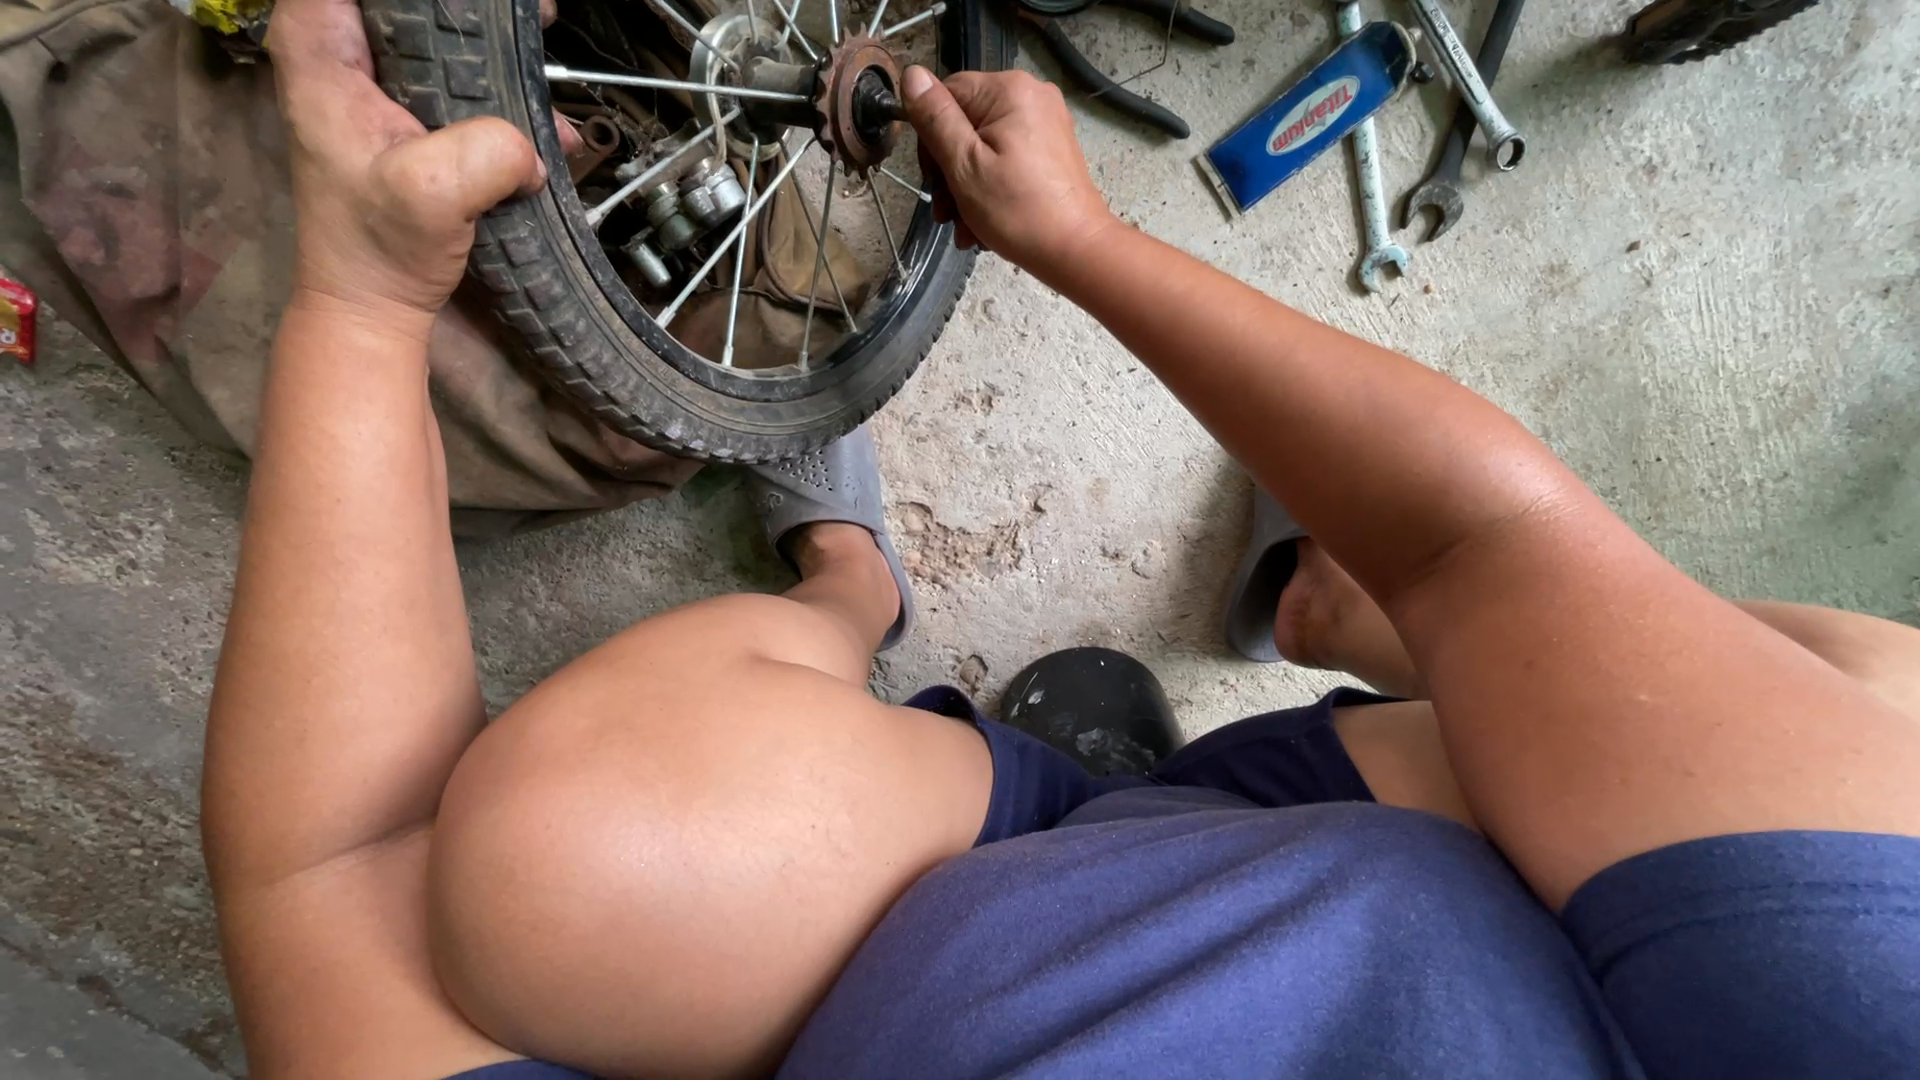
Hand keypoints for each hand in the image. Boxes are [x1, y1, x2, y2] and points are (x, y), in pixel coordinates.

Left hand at [267, 0, 548, 326]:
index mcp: (324, 48)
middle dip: (479, 15)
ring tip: (547, 83)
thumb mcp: (429, 192)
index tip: (489, 5)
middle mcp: (354, 58)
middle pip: (419, 9)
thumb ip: (485, 153)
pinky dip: (514, 109)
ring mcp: (393, 97)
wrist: (381, 303)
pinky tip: (550, 132)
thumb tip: (535, 151)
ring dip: (506, 66)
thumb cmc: (378, 247)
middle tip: (535, 16)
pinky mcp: (427, 132)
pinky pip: (475, 98)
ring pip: (452, 48)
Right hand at [902, 67, 1116, 275]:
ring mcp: (1046, 124)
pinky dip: (991, 190)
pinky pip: (1008, 161)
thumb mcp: (964, 166)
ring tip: (964, 229)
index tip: (933, 182)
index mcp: (1009, 90)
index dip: (930, 138)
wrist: (1076, 250)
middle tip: (946, 215)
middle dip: (949, 172)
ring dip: (966, 190)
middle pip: (966, 124)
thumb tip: (912, 76)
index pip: (947, 95)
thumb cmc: (1019, 212)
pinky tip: (983, 225)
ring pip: (985, 148)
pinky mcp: (1052, 151)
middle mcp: (1031, 96)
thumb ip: (936, 119)